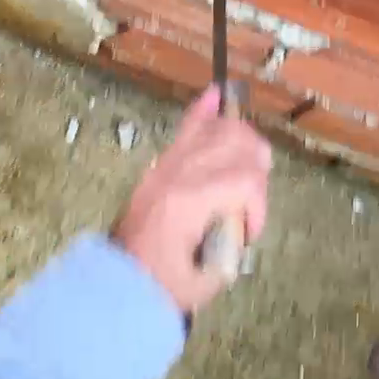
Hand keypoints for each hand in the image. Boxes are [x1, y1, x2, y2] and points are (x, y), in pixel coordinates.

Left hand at [112, 87, 272, 312]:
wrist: (120, 277)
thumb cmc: (164, 284)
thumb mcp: (208, 279)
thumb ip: (233, 246)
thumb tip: (244, 219)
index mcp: (190, 201)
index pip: (244, 179)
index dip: (259, 205)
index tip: (249, 233)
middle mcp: (180, 172)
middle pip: (235, 141)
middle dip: (257, 165)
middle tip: (251, 200)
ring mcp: (169, 162)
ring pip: (216, 130)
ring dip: (241, 140)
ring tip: (247, 167)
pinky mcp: (163, 162)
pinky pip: (187, 127)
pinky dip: (203, 111)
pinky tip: (217, 94)